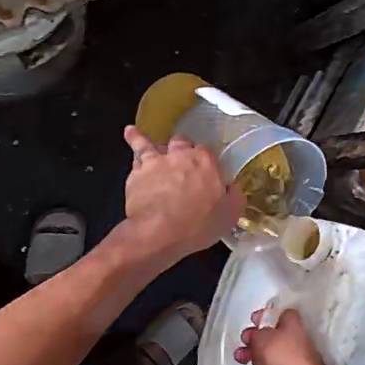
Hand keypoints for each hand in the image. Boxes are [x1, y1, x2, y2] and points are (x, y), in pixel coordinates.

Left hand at [121, 126, 243, 262]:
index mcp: (207, 163)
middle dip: (183, 150)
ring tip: (151, 138)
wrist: (160, 231)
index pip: (209, 154)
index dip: (207, 163)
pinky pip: (136, 149)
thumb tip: (234, 187)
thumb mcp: (230, 214)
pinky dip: (134, 138)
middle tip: (183, 160)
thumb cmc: (198, 224)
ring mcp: (158, 161)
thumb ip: (235, 196)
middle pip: (183, 144)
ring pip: (158, 143)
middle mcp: (182, 155)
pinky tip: (130, 132)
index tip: (206, 174)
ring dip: (156, 142)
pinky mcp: (138, 170)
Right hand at [233, 308, 339, 364]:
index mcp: (294, 327)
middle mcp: (293, 342)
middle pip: (272, 334)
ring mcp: (286, 362)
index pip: (283, 314)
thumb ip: (258, 331)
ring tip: (239, 355)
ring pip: (266, 351)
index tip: (253, 319)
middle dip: (255, 335)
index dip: (267, 314)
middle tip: (245, 338)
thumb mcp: (264, 336)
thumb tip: (258, 333)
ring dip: (250, 351)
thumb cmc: (282, 357)